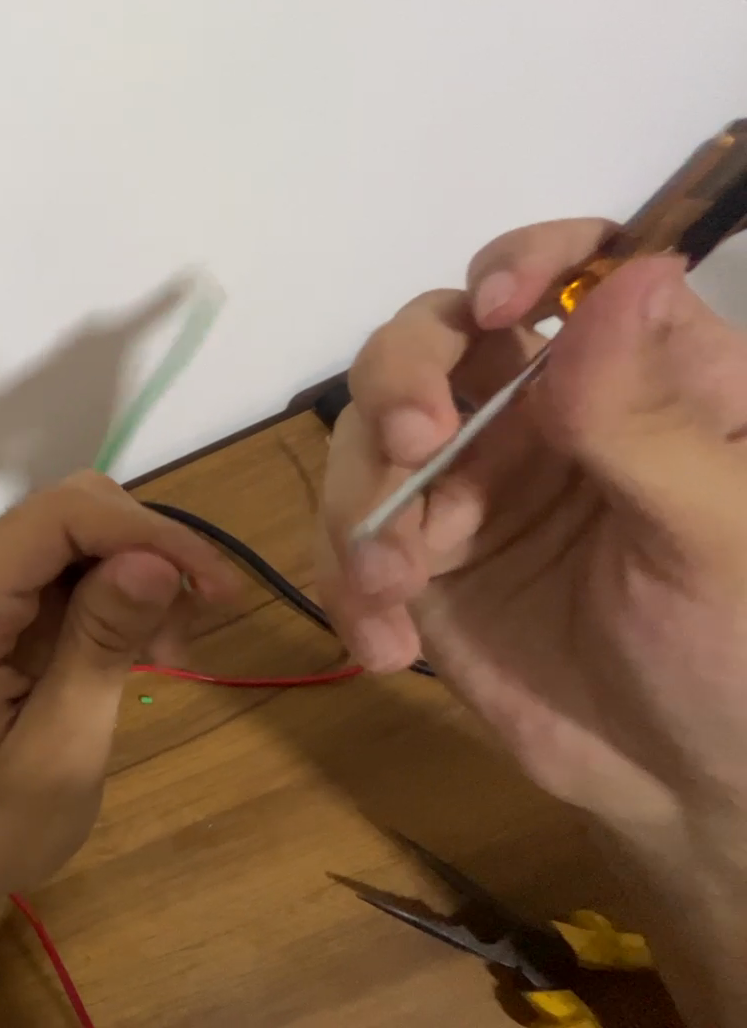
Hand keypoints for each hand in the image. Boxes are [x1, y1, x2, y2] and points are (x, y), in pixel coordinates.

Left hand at [0, 472, 239, 942]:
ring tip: (171, 648)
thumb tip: (154, 558)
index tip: (219, 589)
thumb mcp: (62, 747)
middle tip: (197, 625)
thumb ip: (100, 644)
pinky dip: (111, 594)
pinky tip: (140, 646)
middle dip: (145, 549)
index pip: (58, 515)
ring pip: (70, 535)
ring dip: (134, 572)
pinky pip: (59, 571)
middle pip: (65, 512)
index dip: (147, 531)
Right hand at [316, 219, 746, 835]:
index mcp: (629, 387)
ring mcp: (450, 485)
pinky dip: (344, 583)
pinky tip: (386, 641)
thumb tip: (626, 279)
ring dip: (363, 512)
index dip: (522, 265)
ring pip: (360, 445)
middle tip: (411, 450)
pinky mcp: (398, 548)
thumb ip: (651, 417)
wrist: (677, 779)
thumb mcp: (721, 530)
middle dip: (396, 388)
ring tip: (394, 590)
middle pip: (422, 345)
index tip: (493, 310)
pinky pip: (336, 536)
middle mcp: (525, 418)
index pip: (569, 275)